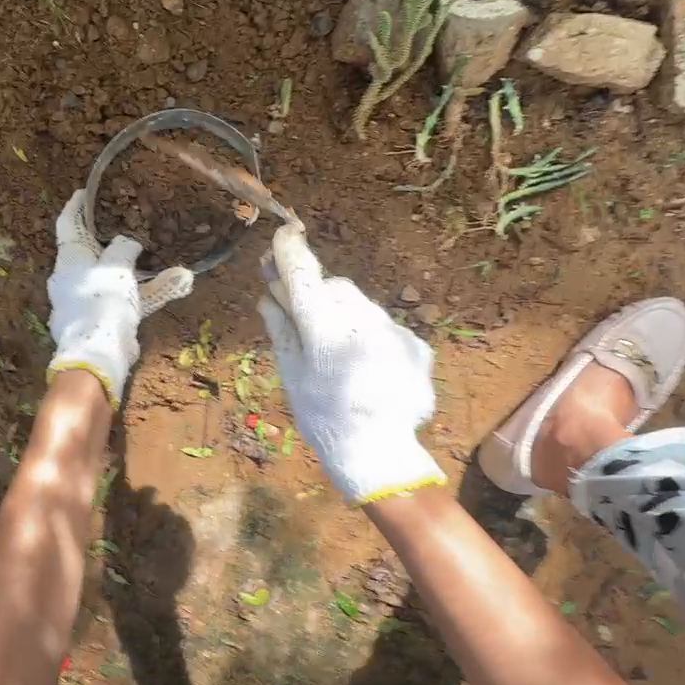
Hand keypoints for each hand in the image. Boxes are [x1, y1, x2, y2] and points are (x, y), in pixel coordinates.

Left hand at [46, 191, 193, 407]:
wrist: (99, 353)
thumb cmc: (102, 301)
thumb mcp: (116, 266)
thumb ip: (123, 248)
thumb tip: (127, 242)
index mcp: (69, 259)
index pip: (68, 224)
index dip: (75, 207)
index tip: (84, 193)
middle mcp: (72, 278)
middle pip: (88, 248)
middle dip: (105, 234)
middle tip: (123, 218)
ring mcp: (86, 299)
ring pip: (111, 274)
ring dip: (133, 264)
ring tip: (155, 249)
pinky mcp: (103, 318)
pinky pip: (125, 296)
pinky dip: (146, 289)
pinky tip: (176, 282)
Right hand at [257, 223, 444, 505]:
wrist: (379, 453)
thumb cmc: (322, 417)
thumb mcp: (291, 375)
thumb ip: (282, 328)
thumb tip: (269, 294)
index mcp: (325, 331)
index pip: (304, 275)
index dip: (290, 250)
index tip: (283, 232)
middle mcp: (363, 322)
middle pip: (334, 285)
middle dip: (315, 290)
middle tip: (298, 309)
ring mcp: (393, 332)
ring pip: (359, 302)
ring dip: (341, 310)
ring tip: (334, 347)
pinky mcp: (415, 343)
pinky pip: (381, 323)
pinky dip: (366, 330)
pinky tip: (361, 361)